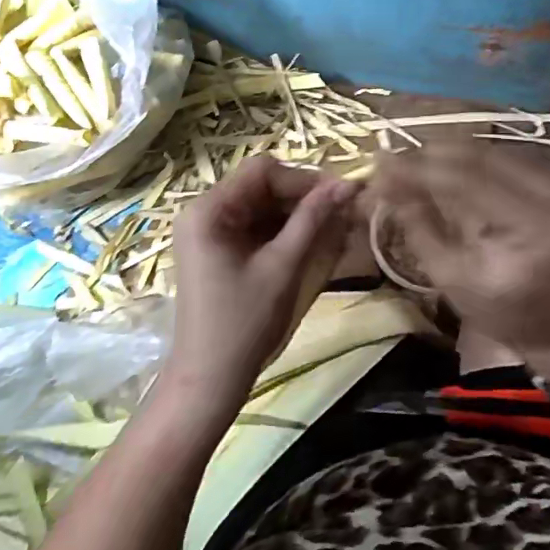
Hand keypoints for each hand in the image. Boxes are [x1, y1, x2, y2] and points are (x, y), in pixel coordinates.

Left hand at [165, 158, 360, 411]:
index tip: (342, 196)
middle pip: (260, 187)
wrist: (210, 376)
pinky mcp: (215, 250)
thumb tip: (347, 184)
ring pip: (259, 207)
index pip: (262, 172)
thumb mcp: (282, 266)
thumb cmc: (244, 322)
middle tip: (344, 214)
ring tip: (333, 229)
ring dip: (295, 215)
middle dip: (302, 198)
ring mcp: (207, 231)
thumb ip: (313, 220)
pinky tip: (309, 243)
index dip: (304, 179)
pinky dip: (281, 232)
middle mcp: (202, 211)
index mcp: (208, 209)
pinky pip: (252, 227)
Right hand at [371, 143, 549, 358]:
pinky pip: (500, 158)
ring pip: (488, 152)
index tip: (379, 166)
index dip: (418, 169)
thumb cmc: (499, 307)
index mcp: (531, 226)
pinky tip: (436, 166)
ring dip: (443, 154)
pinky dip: (464, 160)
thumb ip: (417, 225)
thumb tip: (382, 183)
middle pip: (478, 157)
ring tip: (407, 163)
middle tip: (388, 161)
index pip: (467, 181)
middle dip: (427, 157)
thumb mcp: (448, 275)